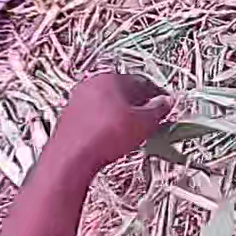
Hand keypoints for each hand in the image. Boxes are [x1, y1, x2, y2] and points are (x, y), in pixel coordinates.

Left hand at [46, 73, 173, 175]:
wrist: (72, 158)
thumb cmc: (108, 136)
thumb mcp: (143, 123)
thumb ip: (158, 110)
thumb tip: (166, 102)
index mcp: (111, 78)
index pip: (142, 81)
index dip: (157, 95)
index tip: (165, 106)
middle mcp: (92, 84)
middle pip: (123, 91)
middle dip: (139, 104)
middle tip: (151, 119)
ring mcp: (77, 100)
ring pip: (107, 103)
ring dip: (122, 114)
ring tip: (134, 131)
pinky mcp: (69, 117)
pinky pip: (94, 115)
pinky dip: (106, 123)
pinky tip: (113, 138)